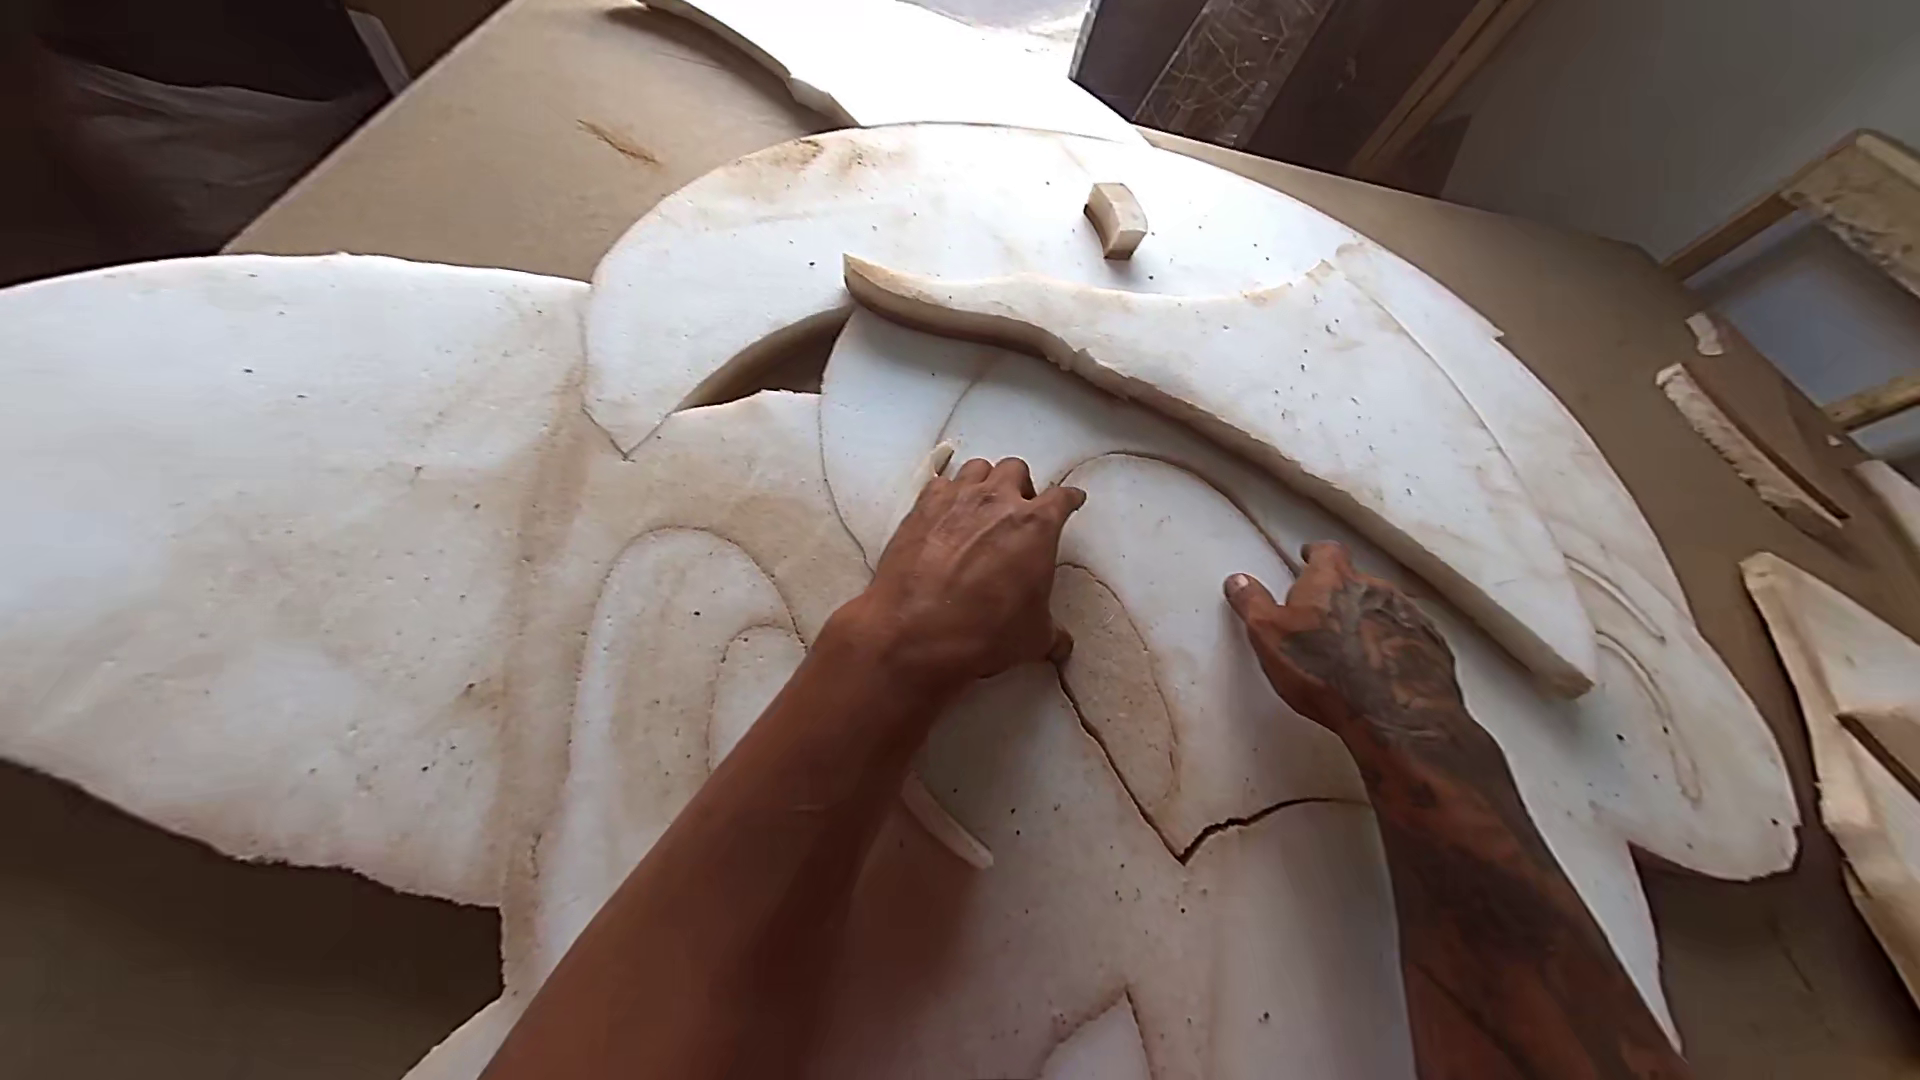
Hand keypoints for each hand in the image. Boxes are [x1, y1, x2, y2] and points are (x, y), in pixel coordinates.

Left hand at [844, 457, 1084, 693]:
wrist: (914, 633)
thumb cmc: (982, 633)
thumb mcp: (1033, 639)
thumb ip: (1053, 632)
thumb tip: (1061, 643)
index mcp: (1035, 526)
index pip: (1062, 498)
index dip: (1069, 500)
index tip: (1071, 501)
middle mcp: (997, 502)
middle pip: (1016, 470)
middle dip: (1021, 487)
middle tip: (1018, 511)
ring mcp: (956, 500)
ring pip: (978, 469)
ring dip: (985, 483)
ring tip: (982, 506)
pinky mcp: (921, 508)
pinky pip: (940, 484)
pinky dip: (947, 494)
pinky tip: (946, 514)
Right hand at [1223, 541, 1464, 739]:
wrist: (1394, 716)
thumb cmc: (1326, 672)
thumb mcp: (1268, 635)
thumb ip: (1251, 602)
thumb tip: (1238, 581)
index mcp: (1332, 580)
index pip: (1326, 551)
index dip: (1316, 554)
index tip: (1308, 556)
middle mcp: (1375, 590)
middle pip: (1357, 580)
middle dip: (1341, 592)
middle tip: (1323, 612)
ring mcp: (1410, 618)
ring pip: (1385, 609)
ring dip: (1369, 620)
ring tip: (1351, 646)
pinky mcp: (1432, 649)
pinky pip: (1409, 638)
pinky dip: (1395, 646)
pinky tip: (1381, 668)